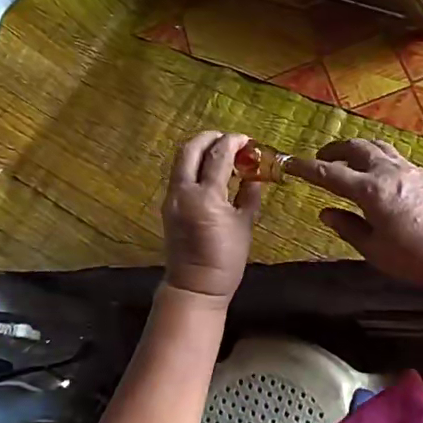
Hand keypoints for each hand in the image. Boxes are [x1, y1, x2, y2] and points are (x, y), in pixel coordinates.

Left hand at [161, 131, 261, 299]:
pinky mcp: (167, 204)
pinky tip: (209, 171)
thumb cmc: (225, 259)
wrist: (194, 285)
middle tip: (229, 139)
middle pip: (191, 148)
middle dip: (210, 138)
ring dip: (199, 149)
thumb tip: (254, 175)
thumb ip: (249, 195)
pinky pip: (179, 174)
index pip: (218, 155)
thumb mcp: (244, 225)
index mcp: (206, 196)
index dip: (233, 142)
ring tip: (220, 153)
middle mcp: (184, 190)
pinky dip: (193, 165)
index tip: (247, 140)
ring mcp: (171, 197)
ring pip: (181, 159)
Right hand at [288, 138, 422, 287]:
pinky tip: (372, 171)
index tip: (289, 164)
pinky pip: (390, 154)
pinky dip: (373, 155)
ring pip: (374, 146)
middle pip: (353, 148)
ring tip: (343, 160)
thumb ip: (348, 228)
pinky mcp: (422, 174)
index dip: (305, 168)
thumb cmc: (420, 258)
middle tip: (318, 160)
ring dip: (354, 149)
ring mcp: (407, 170)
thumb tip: (326, 213)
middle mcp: (387, 172)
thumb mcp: (376, 251)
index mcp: (370, 191)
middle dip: (331, 151)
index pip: (329, 173)